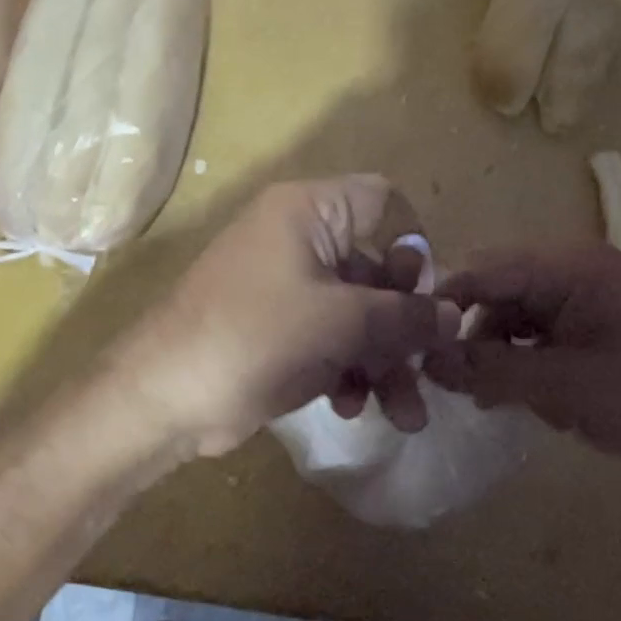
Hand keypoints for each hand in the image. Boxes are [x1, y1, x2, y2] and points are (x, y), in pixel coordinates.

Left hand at [118, 176, 459, 457]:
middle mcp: (298, 241)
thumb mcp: (341, 322)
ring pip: (358, 316)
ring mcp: (286, 291)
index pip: (383, 203)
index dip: (413, 245)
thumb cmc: (255, 337)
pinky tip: (348, 407)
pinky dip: (347, 372)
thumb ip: (406, 316)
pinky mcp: (278, 334)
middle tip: (433, 371)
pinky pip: (331, 342)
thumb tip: (456, 317)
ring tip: (406, 417)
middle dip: (406, 328)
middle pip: (377, 271)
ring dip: (384, 364)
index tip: (428, 296)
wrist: (165, 397)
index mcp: (308, 212)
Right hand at [423, 245, 620, 469]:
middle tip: (446, 384)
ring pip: (521, 320)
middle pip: (499, 295)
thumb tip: (429, 360)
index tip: (409, 348)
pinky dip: (530, 366)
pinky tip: (528, 400)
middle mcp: (579, 274)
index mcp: (571, 268)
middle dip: (470, 337)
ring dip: (499, 356)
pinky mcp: (606, 332)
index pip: (483, 272)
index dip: (440, 307)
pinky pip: (548, 338)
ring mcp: (595, 303)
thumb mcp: (567, 387)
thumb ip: (493, 371)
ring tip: (487, 399)